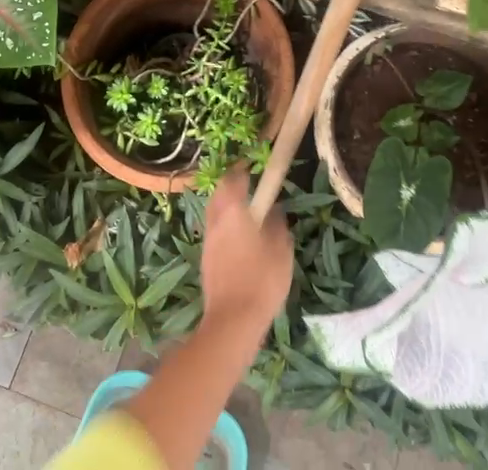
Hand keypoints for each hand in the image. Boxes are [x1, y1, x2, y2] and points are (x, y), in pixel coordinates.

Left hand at [199, 168, 292, 338]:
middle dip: (232, 186)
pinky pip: (215, 231)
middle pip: (219, 193)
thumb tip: (274, 209)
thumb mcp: (281, 250)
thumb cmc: (262, 281)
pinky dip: (225, 226)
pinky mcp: (205, 258)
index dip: (243, 169)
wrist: (232, 320)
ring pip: (214, 212)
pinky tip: (240, 239)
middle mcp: (216, 221)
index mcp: (233, 211)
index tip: (255, 167)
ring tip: (247, 213)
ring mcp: (208, 240)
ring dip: (227, 206)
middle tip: (250, 188)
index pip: (233, 178)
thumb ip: (278, 224)